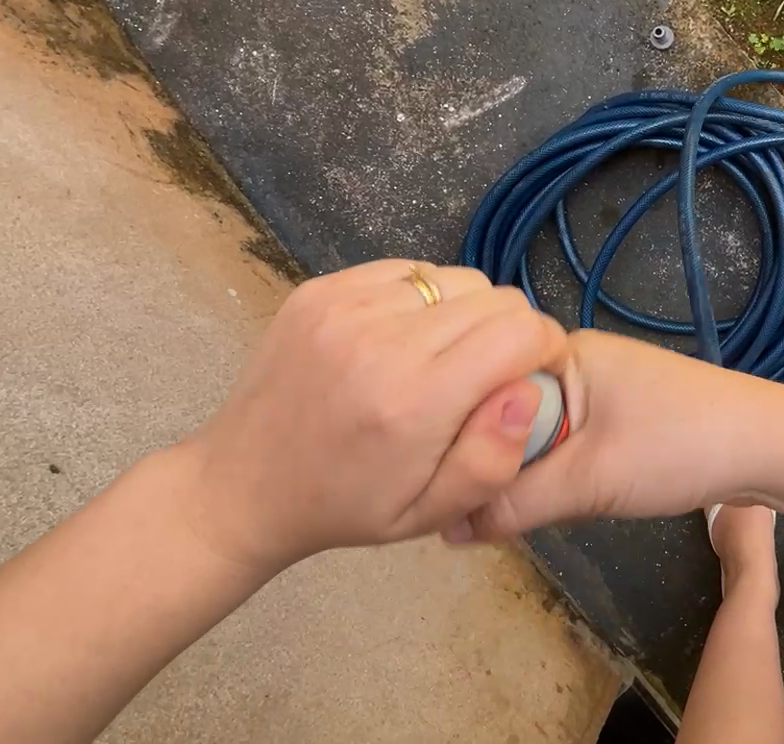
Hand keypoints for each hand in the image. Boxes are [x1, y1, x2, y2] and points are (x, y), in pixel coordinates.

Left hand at [175, 259, 566, 569]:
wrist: (238, 487)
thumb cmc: (347, 505)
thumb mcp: (430, 514)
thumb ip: (493, 460)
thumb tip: (530, 390)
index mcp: (413, 401)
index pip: (520, 332)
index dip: (545, 348)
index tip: (535, 373)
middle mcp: (381, 340)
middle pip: (498, 299)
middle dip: (515, 331)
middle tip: (493, 370)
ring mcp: (345, 305)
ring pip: (460, 278)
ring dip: (472, 312)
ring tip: (445, 353)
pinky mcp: (323, 288)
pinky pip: (414, 270)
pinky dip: (429, 297)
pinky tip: (407, 334)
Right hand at [457, 329, 783, 541]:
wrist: (767, 446)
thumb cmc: (676, 446)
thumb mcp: (587, 479)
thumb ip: (512, 502)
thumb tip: (445, 525)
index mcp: (562, 354)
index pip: (482, 392)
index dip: (460, 444)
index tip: (439, 493)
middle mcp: (578, 362)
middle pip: (508, 418)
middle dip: (496, 465)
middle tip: (476, 514)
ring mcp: (605, 387)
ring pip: (541, 436)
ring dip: (531, 475)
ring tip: (512, 513)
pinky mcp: (624, 415)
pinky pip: (572, 444)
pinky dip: (562, 474)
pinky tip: (559, 502)